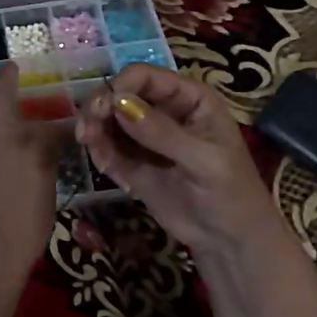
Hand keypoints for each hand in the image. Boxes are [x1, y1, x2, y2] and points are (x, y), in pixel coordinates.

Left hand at [0, 63, 56, 275]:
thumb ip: (49, 155)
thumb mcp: (48, 184)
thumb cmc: (29, 218)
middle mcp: (6, 130)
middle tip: (13, 66)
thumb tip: (53, 140)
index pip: (54, 124)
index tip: (73, 112)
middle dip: (10, 78)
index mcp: (34, 140)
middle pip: (9, 95)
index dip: (65, 120)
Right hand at [75, 65, 290, 258]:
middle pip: (118, 95)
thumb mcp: (203, 161)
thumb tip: (118, 103)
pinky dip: (99, 154)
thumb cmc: (231, 193)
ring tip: (97, 155)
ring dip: (94, 133)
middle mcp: (163, 110)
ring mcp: (144, 136)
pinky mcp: (130, 161)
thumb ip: (161, 132)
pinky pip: (106, 147)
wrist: (228, 240)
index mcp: (189, 98)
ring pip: (106, 120)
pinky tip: (108, 171)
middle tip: (86, 133)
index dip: (120, 86)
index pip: (144, 77)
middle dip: (98, 110)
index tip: (102, 109)